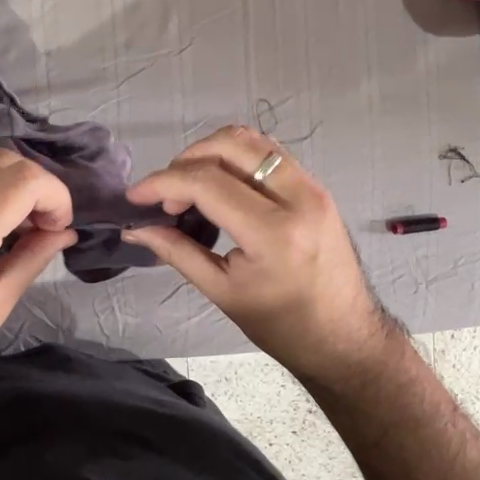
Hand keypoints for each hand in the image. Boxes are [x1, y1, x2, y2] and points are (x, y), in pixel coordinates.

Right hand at [123, 126, 400, 381]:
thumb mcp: (223, 292)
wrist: (345, 337)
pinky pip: (269, 153)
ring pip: (251, 142)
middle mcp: (298, 197)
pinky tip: (218, 187)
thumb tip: (136, 229)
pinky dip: (235, 159)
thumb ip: (177, 252)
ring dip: (211, 154)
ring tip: (189, 189)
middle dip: (185, 161)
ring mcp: (312, 187)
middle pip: (229, 147)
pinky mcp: (317, 187)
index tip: (135, 197)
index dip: (163, 183)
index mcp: (273, 233)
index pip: (207, 184)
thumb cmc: (281, 326)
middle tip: (166, 196)